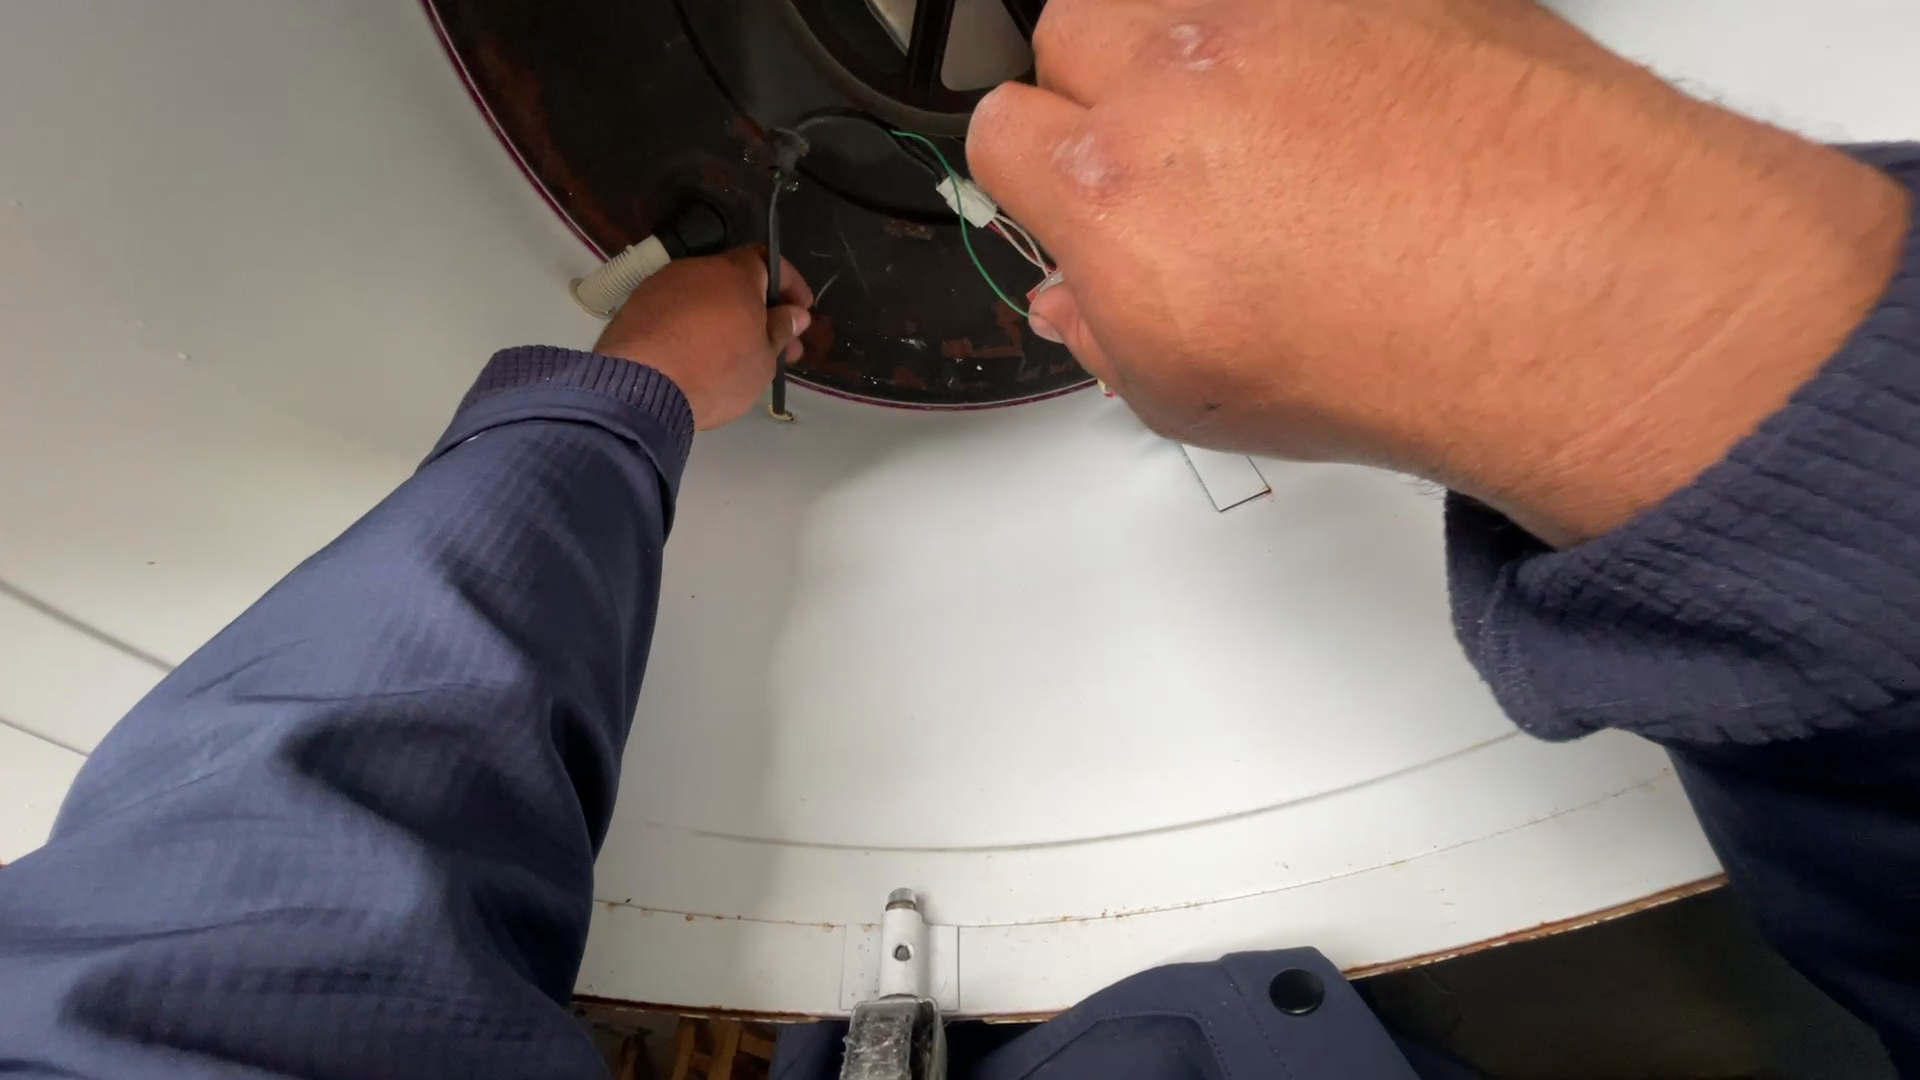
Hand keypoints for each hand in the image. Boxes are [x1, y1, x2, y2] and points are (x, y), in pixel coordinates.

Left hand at [593, 246, 813, 429]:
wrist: (642, 389)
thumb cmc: (718, 370)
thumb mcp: (764, 358)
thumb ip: (780, 330)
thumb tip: (795, 314)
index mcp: (734, 274)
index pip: (768, 261)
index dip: (790, 284)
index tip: (801, 311)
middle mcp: (696, 269)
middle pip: (736, 281)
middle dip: (761, 309)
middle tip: (779, 344)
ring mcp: (662, 286)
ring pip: (706, 297)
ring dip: (728, 319)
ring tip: (741, 355)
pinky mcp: (637, 309)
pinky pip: (679, 312)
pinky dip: (698, 327)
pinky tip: (704, 356)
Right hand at [967, 0, 1907, 544]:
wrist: (1552, 299)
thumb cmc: (1362, 360)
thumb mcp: (1178, 394)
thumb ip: (1096, 334)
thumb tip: (1068, 299)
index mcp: (1107, 191)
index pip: (998, 133)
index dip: (1022, 174)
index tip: (1057, 203)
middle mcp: (1175, 77)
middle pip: (1065, 33)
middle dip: (1085, 96)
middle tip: (1143, 162)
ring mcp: (1277, 10)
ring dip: (1167, 48)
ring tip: (1229, 124)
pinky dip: (1274, 31)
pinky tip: (1322, 100)